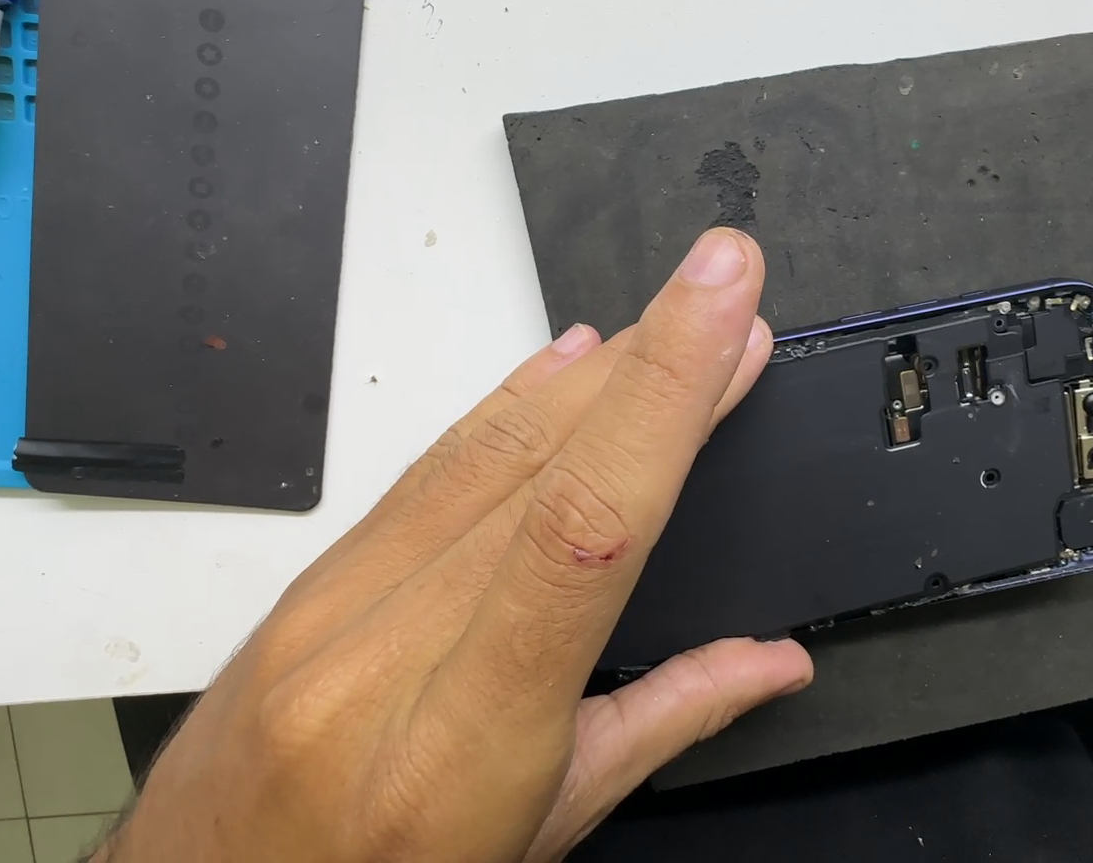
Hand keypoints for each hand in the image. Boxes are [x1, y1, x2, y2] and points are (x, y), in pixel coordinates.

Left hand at [100, 228, 812, 861]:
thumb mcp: (546, 831)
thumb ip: (666, 722)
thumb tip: (777, 660)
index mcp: (468, 733)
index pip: (586, 527)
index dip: (662, 401)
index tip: (722, 310)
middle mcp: (392, 647)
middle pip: (542, 462)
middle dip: (652, 359)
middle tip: (726, 284)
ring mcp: (337, 600)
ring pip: (489, 446)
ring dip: (596, 368)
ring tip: (670, 315)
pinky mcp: (316, 573)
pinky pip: (430, 463)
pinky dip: (511, 396)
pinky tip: (565, 356)